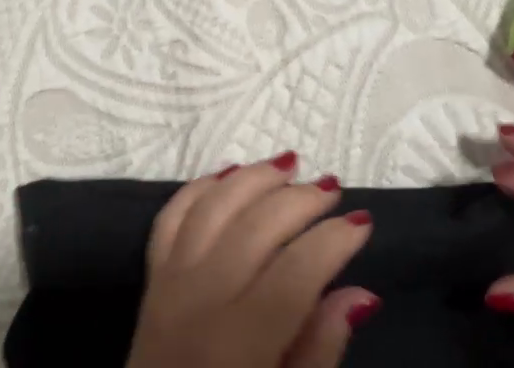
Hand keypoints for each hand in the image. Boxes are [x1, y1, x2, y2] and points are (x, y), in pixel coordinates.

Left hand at [126, 152, 379, 367]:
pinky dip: (200, 188)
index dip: (332, 241)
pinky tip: (228, 174)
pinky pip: (171, 217)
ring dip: (251, 178)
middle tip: (333, 187)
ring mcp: (169, 285)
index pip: (294, 272)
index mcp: (239, 343)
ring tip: (288, 164)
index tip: (363, 221)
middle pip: (255, 228)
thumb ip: (319, 352)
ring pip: (212, 208)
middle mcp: (200, 302)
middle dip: (299, 200)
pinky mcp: (150, 280)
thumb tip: (358, 294)